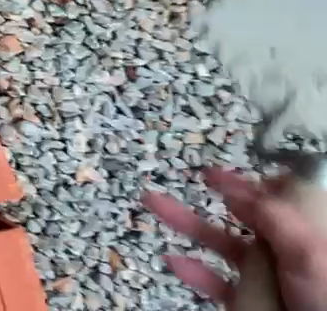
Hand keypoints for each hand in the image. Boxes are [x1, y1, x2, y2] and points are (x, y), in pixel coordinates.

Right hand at [143, 168, 326, 310]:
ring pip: (227, 245)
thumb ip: (280, 220)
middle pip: (258, 220)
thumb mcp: (311, 259)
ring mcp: (273, 281)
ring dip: (189, 223)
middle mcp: (293, 259)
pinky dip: (193, 268)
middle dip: (227, 195)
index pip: (296, 203)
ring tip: (152, 202)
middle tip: (206, 174)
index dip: (270, 183)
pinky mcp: (252, 301)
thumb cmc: (322, 303)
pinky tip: (175, 261)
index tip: (247, 165)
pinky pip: (217, 280)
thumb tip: (242, 188)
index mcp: (314, 243)